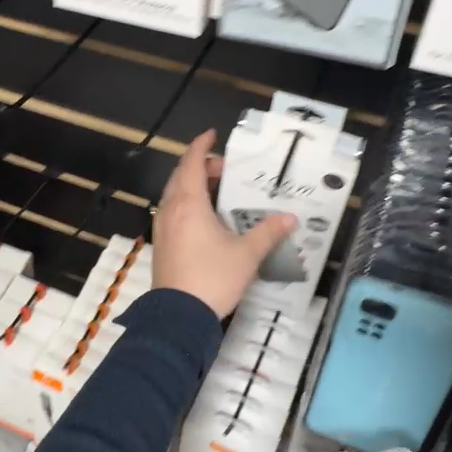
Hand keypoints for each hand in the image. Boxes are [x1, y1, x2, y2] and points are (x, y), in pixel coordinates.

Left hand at [152, 130, 295, 318]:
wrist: (178, 315)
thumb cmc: (213, 277)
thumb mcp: (246, 254)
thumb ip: (268, 232)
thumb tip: (290, 218)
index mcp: (189, 204)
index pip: (192, 164)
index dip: (201, 147)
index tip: (212, 135)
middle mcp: (170, 210)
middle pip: (181, 177)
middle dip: (201, 167)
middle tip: (225, 169)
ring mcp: (162, 228)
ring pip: (174, 195)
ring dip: (192, 186)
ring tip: (218, 191)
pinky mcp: (161, 245)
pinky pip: (172, 213)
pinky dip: (187, 204)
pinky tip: (204, 219)